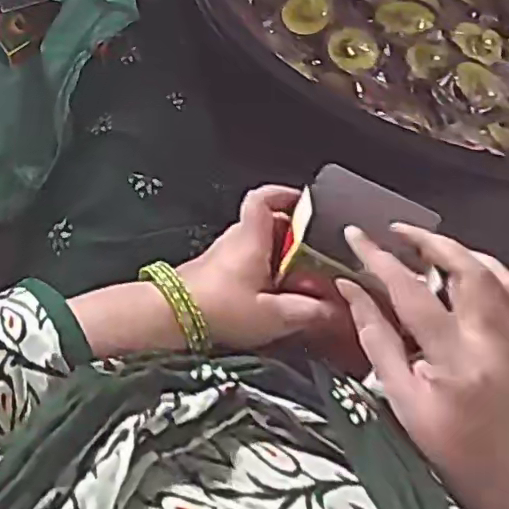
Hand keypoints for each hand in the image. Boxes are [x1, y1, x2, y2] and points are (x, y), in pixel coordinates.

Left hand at [178, 185, 357, 352]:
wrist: (174, 314)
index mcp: (250, 238)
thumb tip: (334, 311)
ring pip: (260, 242)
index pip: (262, 198)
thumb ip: (308, 312)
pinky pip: (250, 258)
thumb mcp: (273, 315)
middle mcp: (237, 238)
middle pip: (269, 222)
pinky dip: (268, 269)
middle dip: (295, 236)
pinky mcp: (220, 268)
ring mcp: (226, 252)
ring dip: (282, 255)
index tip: (306, 202)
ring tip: (305, 280)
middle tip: (318, 256)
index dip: (284, 193)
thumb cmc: (219, 308)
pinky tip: (280, 294)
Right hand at [339, 225, 508, 508]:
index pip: (409, 289)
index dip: (377, 256)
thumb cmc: (462, 458)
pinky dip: (502, 277)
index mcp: (457, 360)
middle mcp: (499, 346)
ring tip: (435, 245)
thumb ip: (376, 340)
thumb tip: (349, 289)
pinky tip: (481, 275)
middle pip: (469, 271)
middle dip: (430, 240)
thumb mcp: (404, 403)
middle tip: (398, 230)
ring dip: (466, 252)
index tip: (355, 235)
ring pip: (504, 279)